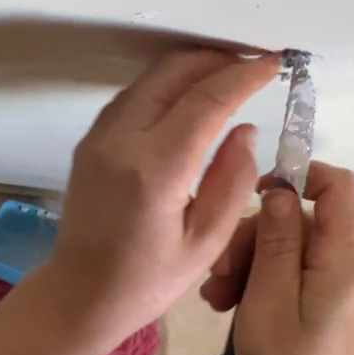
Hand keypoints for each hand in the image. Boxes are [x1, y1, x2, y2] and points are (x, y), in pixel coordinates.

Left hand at [38, 48, 278, 341]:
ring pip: (148, 79)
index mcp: (154, 168)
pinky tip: (187, 99)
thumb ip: (233, 181)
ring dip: (189, 70)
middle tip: (253, 66)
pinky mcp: (88, 143)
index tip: (274, 63)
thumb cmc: (147, 280)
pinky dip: (163, 86)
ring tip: (227, 78)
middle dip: (217, 60)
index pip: (206, 99)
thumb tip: (245, 129)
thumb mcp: (205, 243)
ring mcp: (98, 138)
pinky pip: (131, 97)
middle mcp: (120, 140)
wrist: (79, 294)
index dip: (244, 75)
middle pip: (172, 73)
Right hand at [207, 163, 353, 354]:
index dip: (298, 174)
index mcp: (346, 259)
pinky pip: (295, 270)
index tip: (253, 191)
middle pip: (303, 219)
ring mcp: (343, 282)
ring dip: (249, 261)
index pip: (338, 186)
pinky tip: (230, 302)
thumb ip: (275, 241)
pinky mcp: (331, 299)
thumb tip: (281, 191)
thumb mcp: (267, 300)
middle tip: (216, 271)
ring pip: (292, 245)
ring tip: (216, 296)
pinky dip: (262, 278)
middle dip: (255, 235)